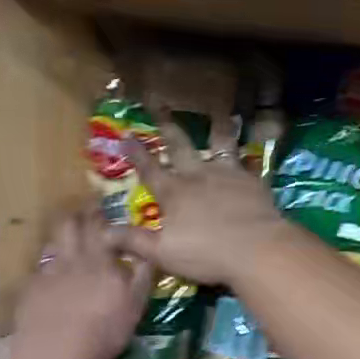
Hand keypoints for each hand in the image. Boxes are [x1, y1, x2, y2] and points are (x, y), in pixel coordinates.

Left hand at [6, 210, 152, 358]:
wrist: (54, 357)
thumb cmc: (102, 333)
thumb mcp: (135, 306)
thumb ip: (142, 276)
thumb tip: (149, 252)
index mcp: (99, 259)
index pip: (99, 225)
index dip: (100, 212)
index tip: (104, 204)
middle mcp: (71, 259)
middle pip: (68, 226)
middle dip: (76, 216)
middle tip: (84, 213)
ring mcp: (46, 274)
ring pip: (52, 244)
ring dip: (61, 238)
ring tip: (69, 241)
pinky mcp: (28, 292)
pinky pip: (40, 269)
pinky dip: (49, 267)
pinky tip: (53, 279)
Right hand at [109, 122, 293, 287]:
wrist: (257, 248)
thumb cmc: (207, 253)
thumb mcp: (163, 253)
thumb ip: (134, 241)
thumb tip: (102, 233)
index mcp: (174, 193)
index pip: (150, 169)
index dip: (137, 153)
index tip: (127, 135)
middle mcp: (199, 176)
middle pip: (180, 147)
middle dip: (168, 127)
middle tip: (160, 105)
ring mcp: (228, 175)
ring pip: (220, 145)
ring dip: (217, 129)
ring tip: (218, 113)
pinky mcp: (253, 182)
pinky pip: (247, 163)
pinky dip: (245, 156)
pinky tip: (249, 153)